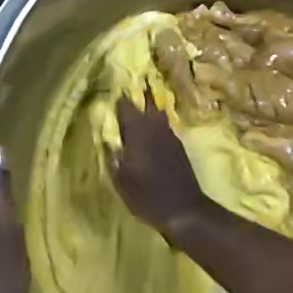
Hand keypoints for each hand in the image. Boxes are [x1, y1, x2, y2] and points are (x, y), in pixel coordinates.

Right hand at [112, 95, 213, 241]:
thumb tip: (109, 141)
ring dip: (152, 103)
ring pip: (159, 111)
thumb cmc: (147, 197)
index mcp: (137, 134)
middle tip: (133, 83)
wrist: (184, 208)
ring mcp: (169, 135)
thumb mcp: (121, 181)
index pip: (126, 108)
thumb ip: (114, 158)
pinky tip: (156, 121)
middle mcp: (154, 128)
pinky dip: (159, 118)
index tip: (114, 89)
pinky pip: (166, 123)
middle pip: (147, 103)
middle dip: (139, 93)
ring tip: (145, 95)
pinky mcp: (179, 144)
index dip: (119, 98)